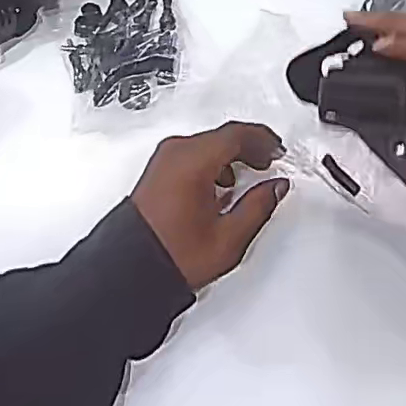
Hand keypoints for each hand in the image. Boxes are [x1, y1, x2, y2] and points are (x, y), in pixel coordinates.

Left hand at [132, 121, 289, 289]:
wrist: (128, 272)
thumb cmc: (169, 255)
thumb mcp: (228, 237)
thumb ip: (258, 205)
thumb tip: (275, 187)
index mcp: (194, 160)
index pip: (237, 134)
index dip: (263, 139)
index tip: (277, 148)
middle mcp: (176, 152)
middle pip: (222, 136)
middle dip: (250, 146)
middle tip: (269, 158)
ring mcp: (164, 159)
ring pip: (208, 143)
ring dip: (231, 153)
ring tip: (250, 172)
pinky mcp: (157, 170)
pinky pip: (193, 153)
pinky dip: (213, 160)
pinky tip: (224, 182)